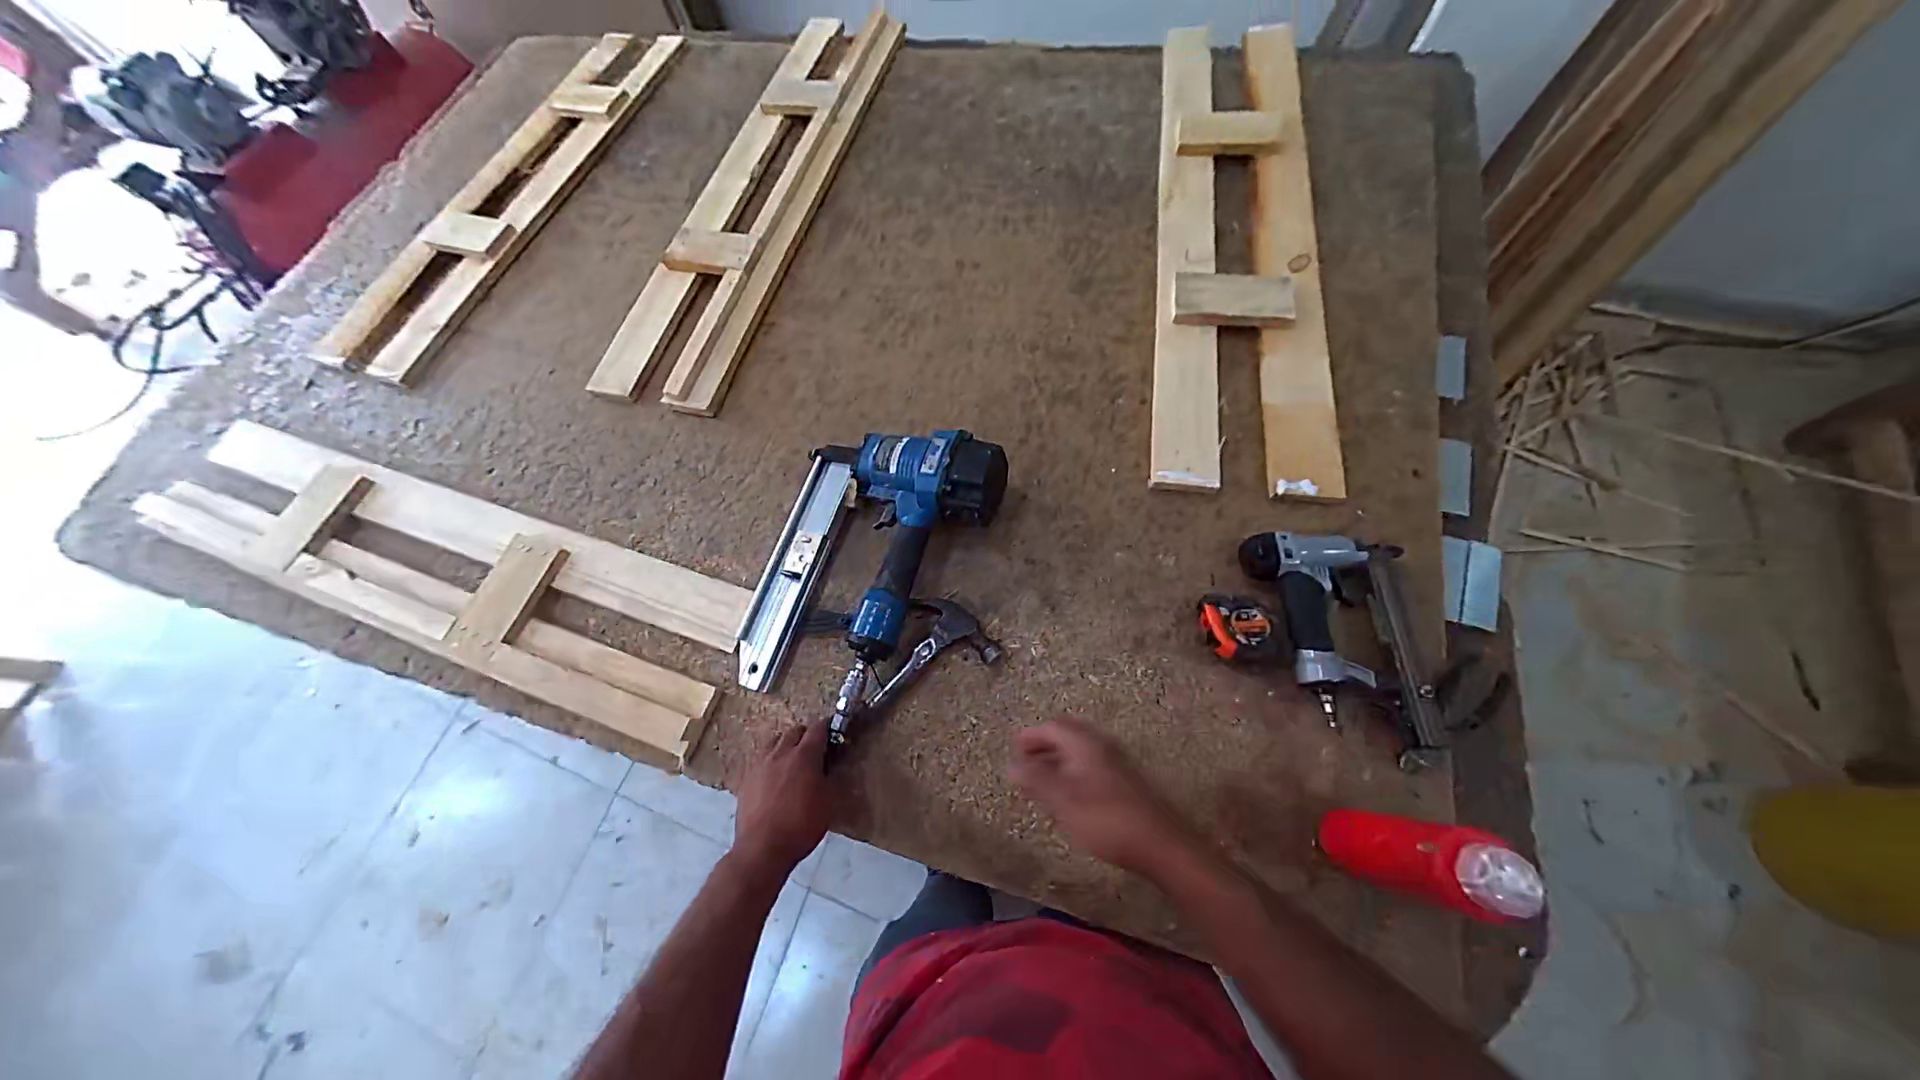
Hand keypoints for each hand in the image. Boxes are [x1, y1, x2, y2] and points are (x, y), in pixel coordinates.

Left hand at [731, 720, 830, 875]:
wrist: (762, 847)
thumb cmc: (801, 826)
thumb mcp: (827, 802)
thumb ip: (829, 777)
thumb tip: (830, 763)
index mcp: (804, 756)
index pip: (818, 729)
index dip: (827, 727)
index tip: (833, 731)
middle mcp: (781, 753)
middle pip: (795, 730)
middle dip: (807, 734)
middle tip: (815, 748)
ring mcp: (761, 764)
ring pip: (775, 741)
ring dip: (787, 744)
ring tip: (792, 759)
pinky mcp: (747, 778)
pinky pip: (761, 758)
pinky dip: (771, 759)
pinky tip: (774, 775)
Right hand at [1008, 716, 1192, 875]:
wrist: (1158, 845)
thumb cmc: (1105, 820)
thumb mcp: (1062, 800)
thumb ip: (1036, 780)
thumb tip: (1013, 764)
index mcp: (1085, 744)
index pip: (1053, 726)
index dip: (1031, 737)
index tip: (1014, 752)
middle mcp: (1101, 746)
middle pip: (1067, 734)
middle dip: (1044, 746)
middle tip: (1026, 763)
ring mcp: (1115, 763)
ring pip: (1079, 751)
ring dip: (1057, 760)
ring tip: (1041, 782)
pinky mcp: (1124, 782)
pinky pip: (1090, 765)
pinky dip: (1072, 772)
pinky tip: (1067, 796)